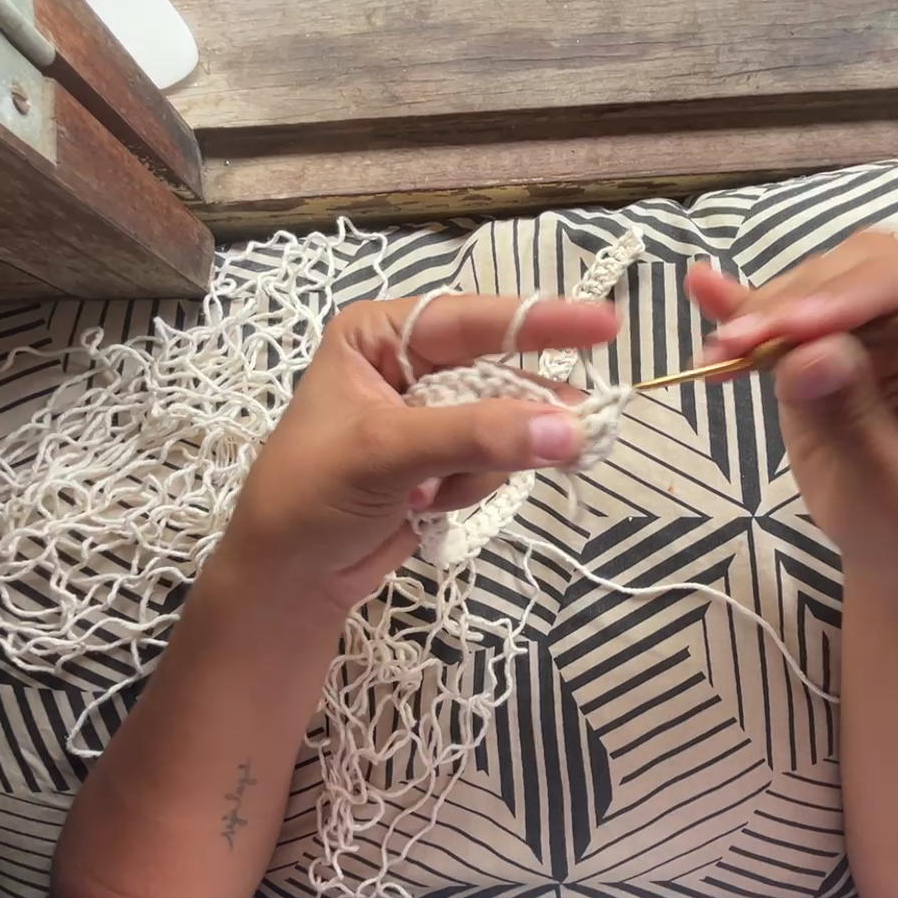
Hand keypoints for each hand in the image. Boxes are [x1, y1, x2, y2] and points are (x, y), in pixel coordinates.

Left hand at [221, 295, 620, 610]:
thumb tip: (567, 428)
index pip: (471, 319)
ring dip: (480, 467)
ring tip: (430, 494)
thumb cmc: (311, 496)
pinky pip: (494, 464)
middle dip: (520, 414)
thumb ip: (474, 437)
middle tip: (580, 431)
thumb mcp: (384, 453)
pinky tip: (426, 506)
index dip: (541, 321)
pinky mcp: (444, 463)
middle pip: (498, 374)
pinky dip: (471, 489)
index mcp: (380, 337)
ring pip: (505, 427)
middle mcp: (410, 367)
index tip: (606, 325)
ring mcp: (431, 418)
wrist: (291, 578)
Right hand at [689, 232, 897, 582]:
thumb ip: (855, 422)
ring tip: (719, 351)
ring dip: (768, 309)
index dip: (871, 289)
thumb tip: (806, 353)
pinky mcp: (838, 338)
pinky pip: (794, 310)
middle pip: (877, 267)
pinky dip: (748, 303)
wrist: (897, 556)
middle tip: (740, 342)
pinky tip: (704, 286)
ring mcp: (891, 324)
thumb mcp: (892, 492)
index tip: (798, 328)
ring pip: (828, 280)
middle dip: (803, 300)